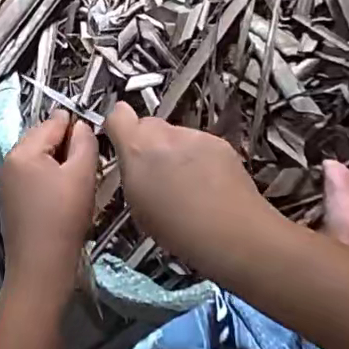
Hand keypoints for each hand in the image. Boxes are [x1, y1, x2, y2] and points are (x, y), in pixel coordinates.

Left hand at [0, 109, 98, 283]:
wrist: (40, 268)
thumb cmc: (63, 218)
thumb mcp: (81, 174)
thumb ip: (84, 142)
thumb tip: (81, 125)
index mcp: (22, 151)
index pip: (53, 122)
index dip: (77, 127)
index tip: (96, 143)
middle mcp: (8, 161)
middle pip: (44, 139)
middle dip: (68, 147)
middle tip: (91, 167)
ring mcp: (7, 182)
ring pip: (40, 159)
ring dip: (62, 165)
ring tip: (80, 183)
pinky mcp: (12, 201)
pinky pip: (34, 178)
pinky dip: (51, 180)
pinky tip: (66, 198)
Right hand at [103, 102, 279, 267]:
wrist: (232, 233)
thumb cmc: (179, 229)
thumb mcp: (136, 204)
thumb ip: (130, 172)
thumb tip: (131, 163)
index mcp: (137, 148)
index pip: (116, 116)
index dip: (117, 126)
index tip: (120, 141)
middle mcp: (164, 134)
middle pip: (147, 125)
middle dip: (147, 143)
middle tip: (154, 173)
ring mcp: (193, 136)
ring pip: (174, 136)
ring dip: (174, 152)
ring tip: (184, 184)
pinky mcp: (218, 142)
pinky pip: (198, 144)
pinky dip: (198, 158)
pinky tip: (205, 184)